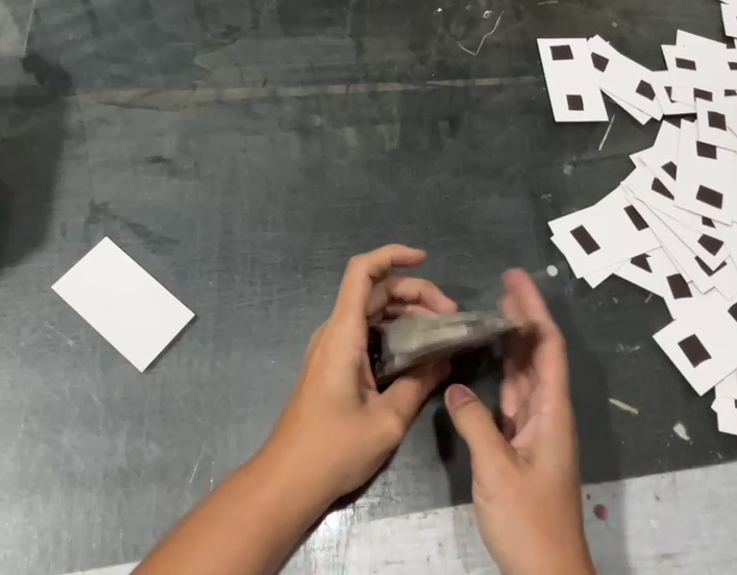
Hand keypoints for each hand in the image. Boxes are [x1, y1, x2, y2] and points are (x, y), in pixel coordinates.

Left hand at [260, 244, 457, 504]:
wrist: (286, 481)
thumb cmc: (332, 449)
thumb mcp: (387, 421)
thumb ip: (418, 384)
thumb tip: (445, 360)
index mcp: (343, 334)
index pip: (362, 272)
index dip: (392, 255)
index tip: (425, 260)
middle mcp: (334, 332)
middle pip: (374, 290)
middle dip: (414, 292)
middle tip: (450, 316)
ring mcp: (331, 349)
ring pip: (371, 312)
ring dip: (406, 313)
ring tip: (441, 333)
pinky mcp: (333, 366)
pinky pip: (366, 333)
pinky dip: (394, 332)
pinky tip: (418, 353)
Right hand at [444, 269, 593, 574]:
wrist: (547, 572)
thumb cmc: (529, 521)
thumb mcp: (497, 471)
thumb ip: (476, 425)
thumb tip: (456, 389)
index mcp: (552, 412)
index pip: (546, 348)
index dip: (533, 311)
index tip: (516, 280)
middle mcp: (548, 414)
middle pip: (538, 354)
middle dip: (524, 317)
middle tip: (503, 283)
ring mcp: (537, 431)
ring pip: (526, 374)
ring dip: (514, 342)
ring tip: (496, 310)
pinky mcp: (523, 447)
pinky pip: (513, 398)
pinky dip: (501, 373)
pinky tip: (488, 362)